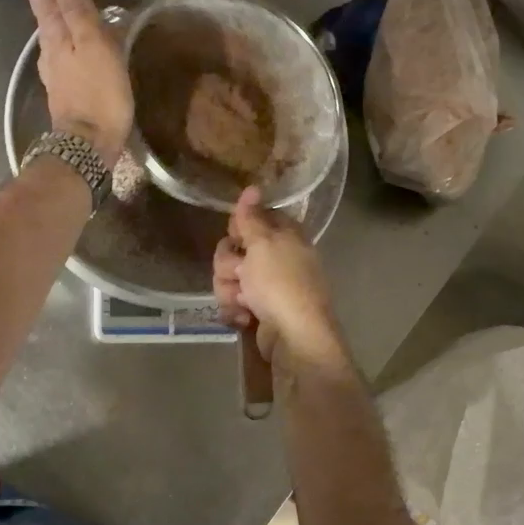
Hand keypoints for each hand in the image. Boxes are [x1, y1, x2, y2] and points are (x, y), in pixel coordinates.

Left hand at [18, 0, 132, 164]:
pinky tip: (70, 54)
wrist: (88, 146)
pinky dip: (65, 50)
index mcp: (57, 39)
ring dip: (53, 25)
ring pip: (52, 42)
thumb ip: (76, 8)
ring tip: (57, 13)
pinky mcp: (66, 98)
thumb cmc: (97, 94)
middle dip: (43, 0)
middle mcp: (51, 56)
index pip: (45, 2)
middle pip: (45, 20)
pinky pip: (63, 63)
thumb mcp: (92, 44)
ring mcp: (56, 79)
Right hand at [214, 187, 347, 370]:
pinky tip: (245, 319)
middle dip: (229, 265)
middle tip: (242, 274)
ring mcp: (267, 286)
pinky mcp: (258, 311)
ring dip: (230, 291)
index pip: (253, 218)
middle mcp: (276, 258)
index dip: (238, 229)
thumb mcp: (264, 243)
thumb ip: (251, 217)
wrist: (294, 338)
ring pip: (229, 278)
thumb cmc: (281, 284)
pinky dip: (236, 311)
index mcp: (284, 235)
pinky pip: (233, 302)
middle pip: (232, 250)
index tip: (237, 238)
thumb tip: (252, 186)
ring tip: (245, 303)